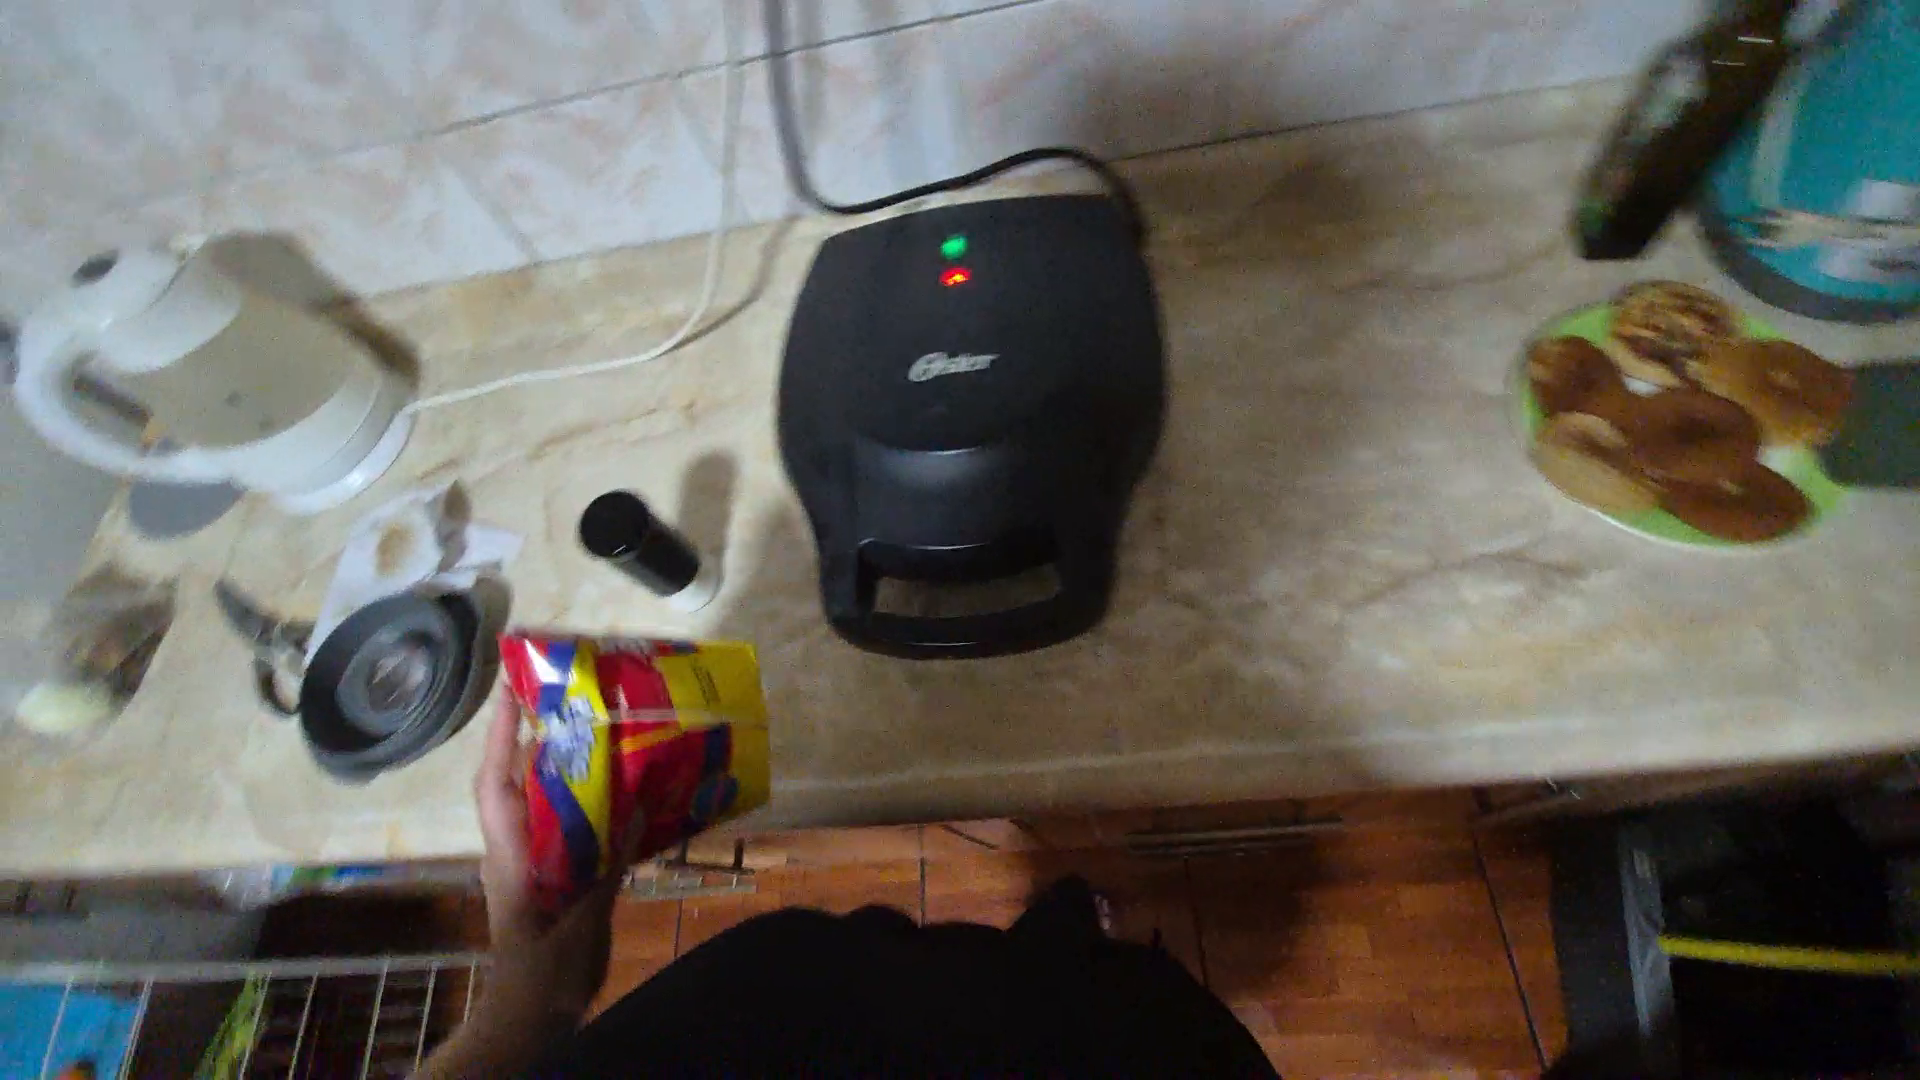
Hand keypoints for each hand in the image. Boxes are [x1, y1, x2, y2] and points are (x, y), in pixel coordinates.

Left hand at [418, 695, 633, 1077]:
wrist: (531, 1019)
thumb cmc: (547, 973)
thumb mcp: (583, 919)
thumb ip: (610, 864)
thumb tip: (644, 805)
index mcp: (510, 854)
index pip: (495, 783)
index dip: (500, 734)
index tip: (512, 689)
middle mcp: (515, 846)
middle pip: (515, 778)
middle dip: (533, 733)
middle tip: (570, 693)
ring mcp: (531, 858)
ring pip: (540, 796)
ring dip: (561, 761)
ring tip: (600, 725)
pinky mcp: (551, 870)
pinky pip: (565, 820)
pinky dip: (585, 795)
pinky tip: (621, 786)